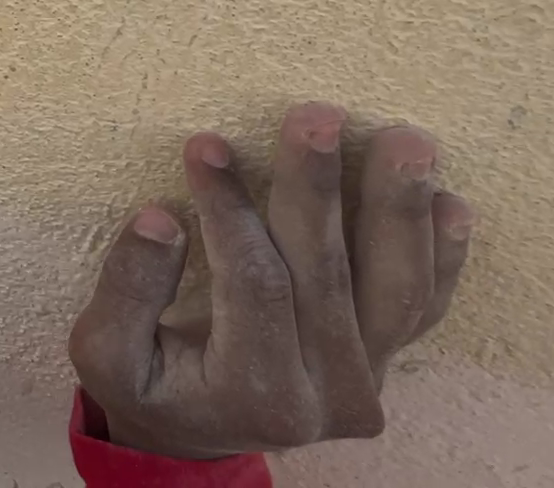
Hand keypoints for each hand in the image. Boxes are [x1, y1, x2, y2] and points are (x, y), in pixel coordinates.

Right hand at [69, 103, 474, 459]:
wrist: (188, 438)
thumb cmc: (139, 387)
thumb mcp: (104, 348)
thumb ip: (129, 288)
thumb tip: (159, 217)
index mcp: (255, 388)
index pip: (251, 280)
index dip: (229, 208)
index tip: (205, 144)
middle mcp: (328, 392)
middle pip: (330, 273)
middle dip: (319, 187)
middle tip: (315, 117)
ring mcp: (366, 382)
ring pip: (393, 286)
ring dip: (398, 208)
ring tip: (406, 141)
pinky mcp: (378, 365)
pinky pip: (420, 307)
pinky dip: (440, 254)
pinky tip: (449, 205)